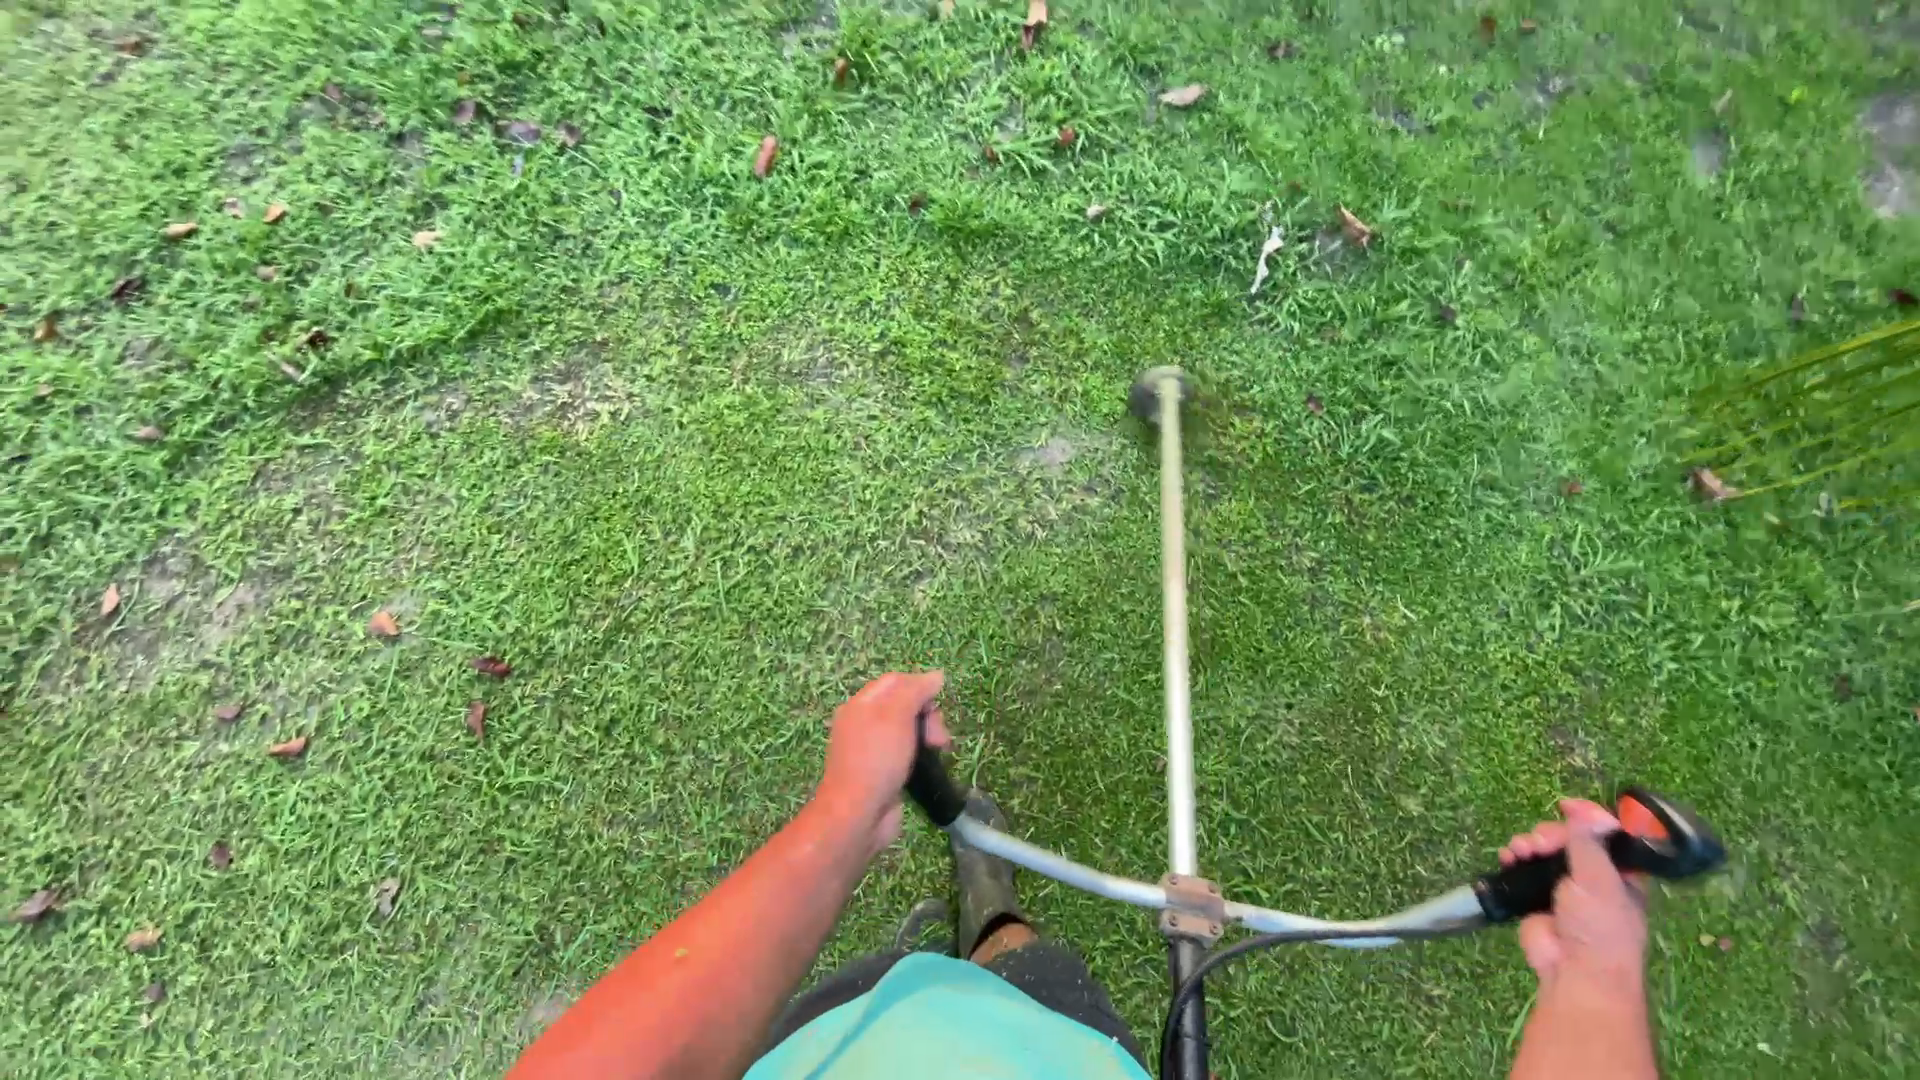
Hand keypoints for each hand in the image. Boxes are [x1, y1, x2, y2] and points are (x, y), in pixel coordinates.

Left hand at [817, 671, 949, 857]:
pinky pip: (907, 752)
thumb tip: (936, 676)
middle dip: (927, 715)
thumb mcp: (897, 715)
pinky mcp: (883, 771)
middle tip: (938, 736)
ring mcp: (873, 749)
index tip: (938, 704)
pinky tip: (930, 764)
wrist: (859, 814)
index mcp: (861, 704)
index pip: (896, 681)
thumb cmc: (877, 758)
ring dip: (928, 735)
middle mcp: (864, 723)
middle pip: (904, 705)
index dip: (920, 687)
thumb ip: (916, 691)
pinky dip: (921, 754)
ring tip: (940, 750)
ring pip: (909, 730)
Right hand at [1499, 798, 1647, 985]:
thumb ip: (1590, 843)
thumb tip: (1590, 811)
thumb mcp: (1599, 880)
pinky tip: (1508, 858)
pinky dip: (1514, 857)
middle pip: (1569, 839)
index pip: (1606, 836)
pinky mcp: (1536, 895)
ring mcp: (1563, 887)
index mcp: (1620, 875)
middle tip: (1540, 843)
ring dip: (1528, 844)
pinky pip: (1523, 866)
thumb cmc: (1599, 926)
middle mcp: (1593, 877)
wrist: (1573, 968)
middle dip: (1550, 834)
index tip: (1566, 805)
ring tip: (1520, 852)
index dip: (1588, 817)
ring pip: (1543, 850)